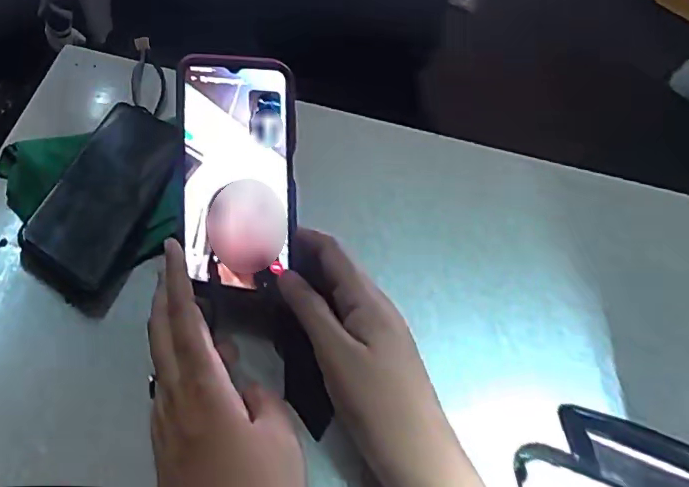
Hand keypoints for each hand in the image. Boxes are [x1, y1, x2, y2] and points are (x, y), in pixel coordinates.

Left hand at [149, 239, 306, 486]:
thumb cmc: (257, 485)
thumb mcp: (278, 435)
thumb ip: (258, 394)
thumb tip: (240, 381)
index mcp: (200, 385)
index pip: (183, 317)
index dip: (175, 278)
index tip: (169, 247)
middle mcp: (173, 396)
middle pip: (160, 331)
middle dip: (163, 293)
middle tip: (172, 266)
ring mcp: (164, 422)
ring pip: (162, 358)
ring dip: (174, 328)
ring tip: (204, 317)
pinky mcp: (166, 444)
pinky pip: (169, 385)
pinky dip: (181, 361)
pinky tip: (210, 371)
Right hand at [279, 228, 482, 486]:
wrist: (420, 455)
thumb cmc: (376, 401)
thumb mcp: (335, 354)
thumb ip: (310, 310)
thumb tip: (286, 274)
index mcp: (368, 299)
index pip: (334, 252)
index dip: (305, 237)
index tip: (273, 233)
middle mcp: (377, 305)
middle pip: (338, 269)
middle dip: (304, 260)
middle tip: (268, 264)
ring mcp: (381, 328)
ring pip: (341, 293)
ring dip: (312, 284)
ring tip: (278, 289)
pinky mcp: (379, 350)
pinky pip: (346, 314)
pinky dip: (322, 307)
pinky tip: (304, 321)